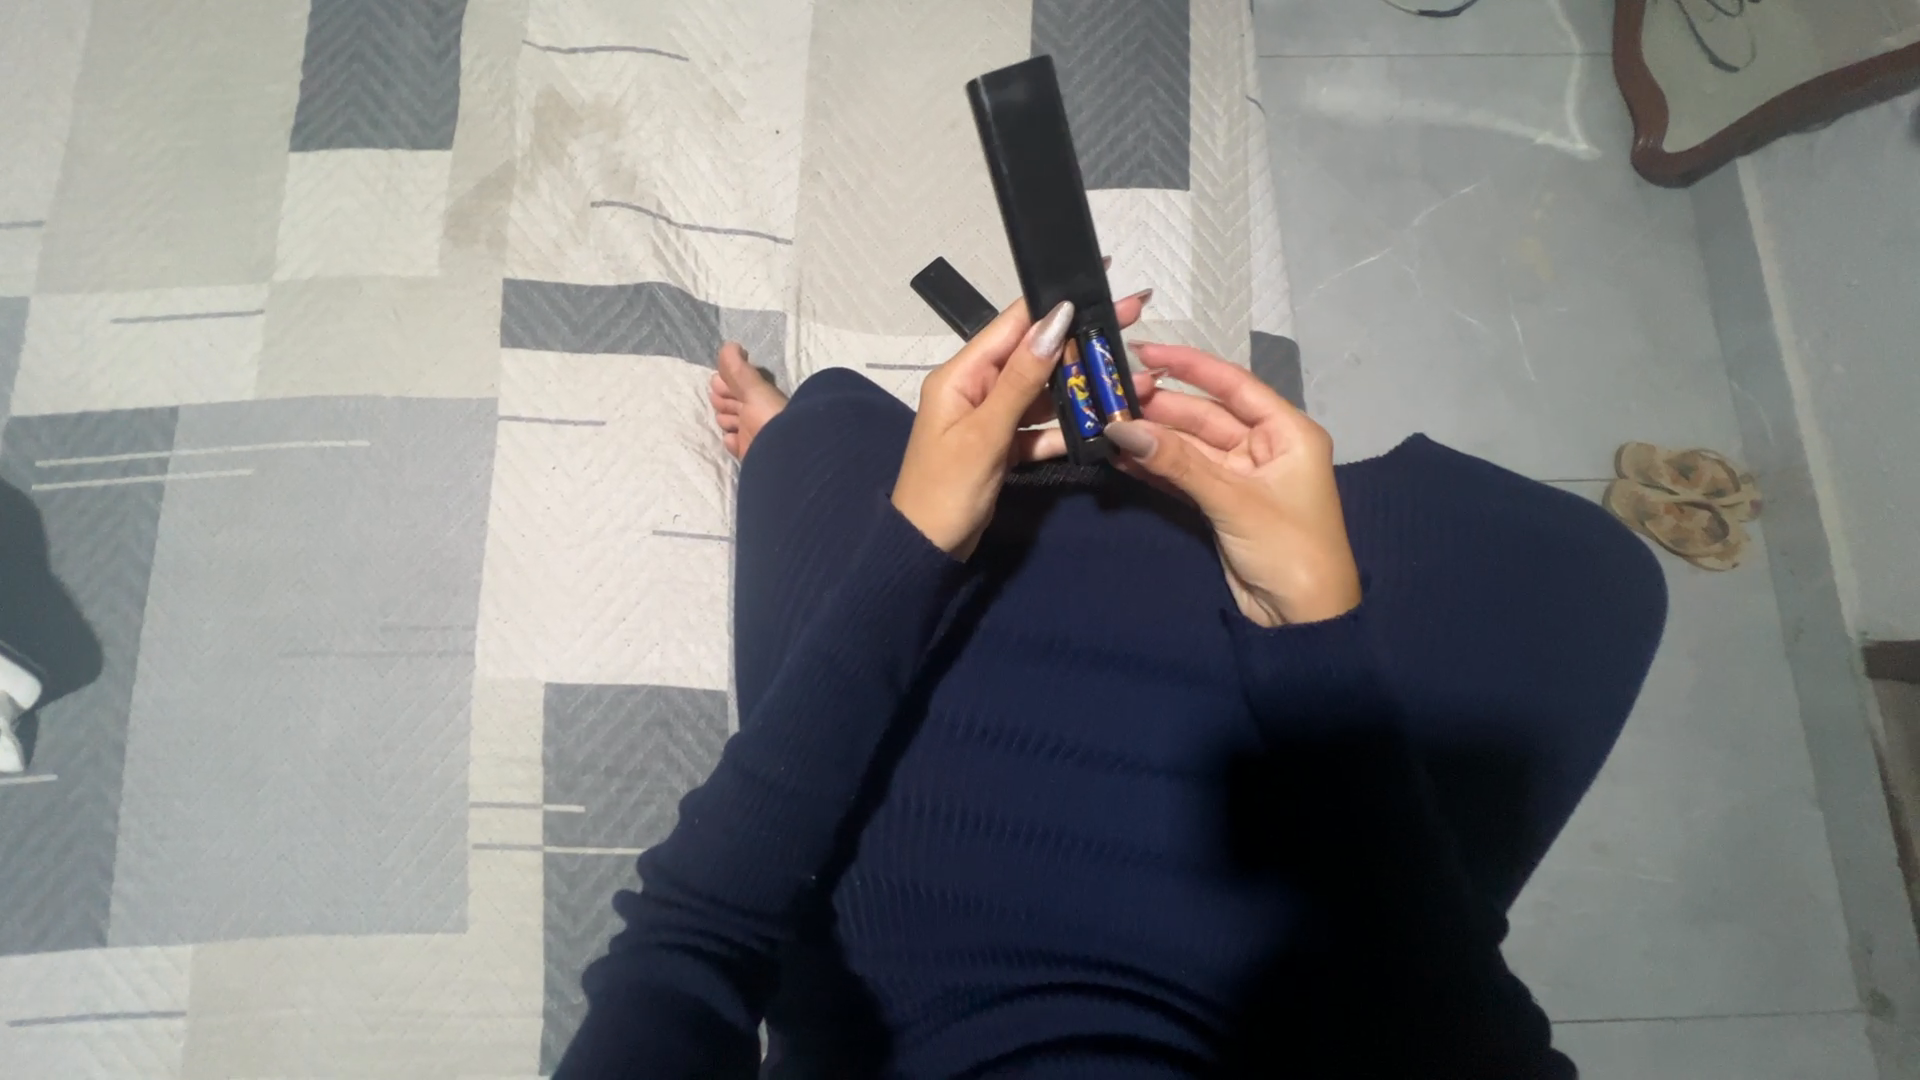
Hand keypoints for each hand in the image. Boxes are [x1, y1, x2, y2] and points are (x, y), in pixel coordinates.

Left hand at [891, 285, 1155, 558]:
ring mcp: (991, 419)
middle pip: (1033, 357)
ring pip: (1042, 394)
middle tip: (1129, 321)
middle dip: (1078, 344)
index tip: (1097, 282)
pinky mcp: (1003, 447)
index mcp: (960, 375)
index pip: (1011, 326)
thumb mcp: (984, 433)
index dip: (1053, 304)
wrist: (927, 550)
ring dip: (1079, 388)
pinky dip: (1066, 428)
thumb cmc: (945, 490)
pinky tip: (1102, 421)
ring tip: (1127, 377)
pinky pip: (1040, 429)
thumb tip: (1054, 320)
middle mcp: (976, 389)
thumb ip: (1021, 379)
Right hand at [1103, 343, 1360, 626]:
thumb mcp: (1234, 500)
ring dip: (1152, 440)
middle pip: (1205, 416)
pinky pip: (1182, 477)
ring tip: (1106, 425)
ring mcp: (1238, 477)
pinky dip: (1155, 469)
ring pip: (1188, 448)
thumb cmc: (1288, 548)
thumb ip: (1178, 463)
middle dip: (1161, 408)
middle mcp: (1263, 447)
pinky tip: (1121, 459)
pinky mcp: (1218, 504)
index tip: (1146, 352)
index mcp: (1286, 432)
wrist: (1302, 619)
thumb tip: (1120, 429)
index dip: (1190, 366)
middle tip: (1112, 398)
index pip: (1233, 385)